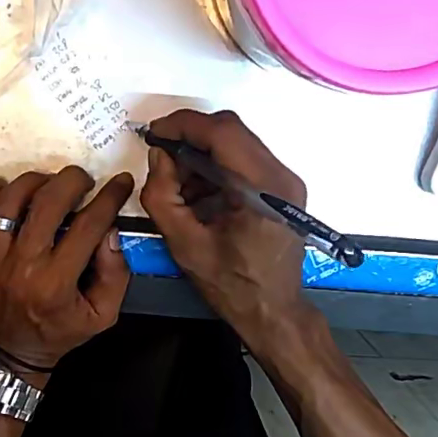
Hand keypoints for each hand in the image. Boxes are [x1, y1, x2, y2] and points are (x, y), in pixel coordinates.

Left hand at [0, 166, 134, 371]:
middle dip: (72, 181)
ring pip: (9, 200)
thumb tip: (111, 231)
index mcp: (56, 283)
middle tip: (82, 181)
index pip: (88, 225)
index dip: (109, 197)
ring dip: (33, 182)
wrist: (4, 354)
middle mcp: (21, 266)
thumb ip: (114, 275)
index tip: (119, 183)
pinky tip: (8, 190)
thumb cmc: (54, 334)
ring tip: (47, 184)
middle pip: (47, 202)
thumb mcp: (100, 316)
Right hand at [140, 110, 315, 343]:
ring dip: (200, 155)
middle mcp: (280, 175)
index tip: (153, 132)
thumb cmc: (231, 285)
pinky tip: (195, 194)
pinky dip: (213, 169)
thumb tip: (158, 156)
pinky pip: (241, 161)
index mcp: (263, 187)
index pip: (222, 133)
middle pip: (230, 131)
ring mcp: (284, 180)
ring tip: (176, 183)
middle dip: (189, 138)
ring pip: (235, 144)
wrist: (272, 311)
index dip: (183, 125)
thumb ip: (163, 196)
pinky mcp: (279, 188)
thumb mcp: (185, 244)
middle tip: (159, 155)